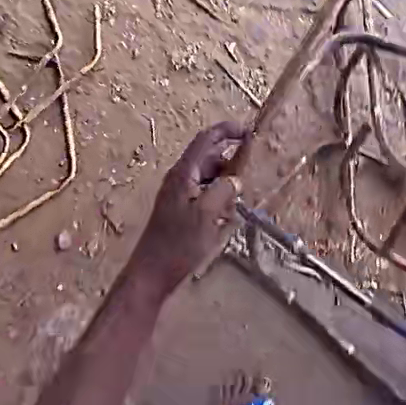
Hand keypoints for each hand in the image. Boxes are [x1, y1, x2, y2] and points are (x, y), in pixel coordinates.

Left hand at [125, 121, 245, 294]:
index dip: (226, 131)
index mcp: (183, 173)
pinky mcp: (180, 210)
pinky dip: (218, 196)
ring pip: (206, 176)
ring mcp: (178, 194)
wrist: (152, 273)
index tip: (248, 131)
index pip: (205, 140)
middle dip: (230, 158)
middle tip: (253, 165)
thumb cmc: (178, 244)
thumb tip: (236, 178)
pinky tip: (229, 212)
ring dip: (225, 179)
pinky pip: (203, 193)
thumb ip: (223, 191)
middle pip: (207, 157)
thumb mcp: (206, 216)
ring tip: (243, 193)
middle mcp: (179, 178)